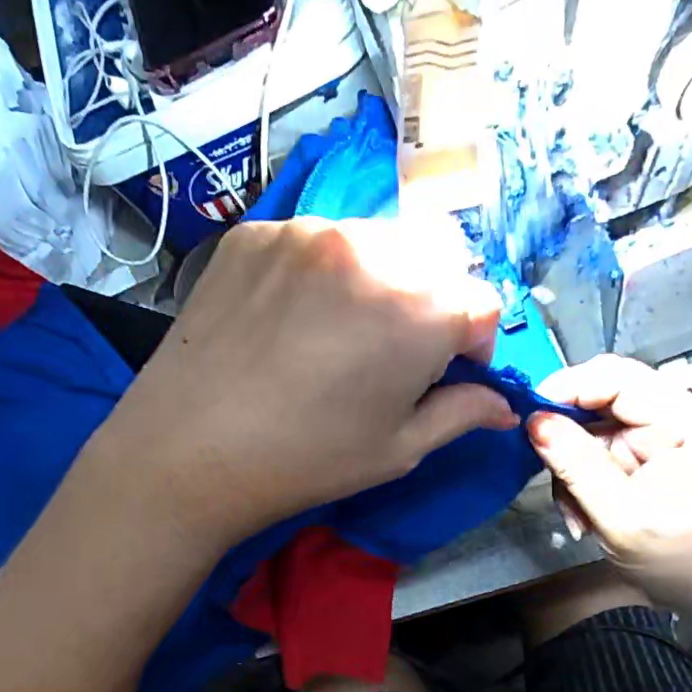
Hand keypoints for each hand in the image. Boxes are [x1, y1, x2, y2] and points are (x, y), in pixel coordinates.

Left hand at [96, 218, 518, 541]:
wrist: (188, 450)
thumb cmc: (307, 460)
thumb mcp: (399, 449)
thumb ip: (462, 414)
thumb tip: (504, 407)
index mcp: (420, 306)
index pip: (482, 302)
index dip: (471, 344)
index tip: (444, 375)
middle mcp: (372, 248)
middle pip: (437, 258)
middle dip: (434, 299)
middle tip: (395, 350)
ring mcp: (307, 231)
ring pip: (378, 241)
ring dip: (381, 279)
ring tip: (339, 333)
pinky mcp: (256, 232)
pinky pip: (316, 240)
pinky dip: (323, 272)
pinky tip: (291, 320)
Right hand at [527, 356, 691, 627]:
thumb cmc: (688, 563)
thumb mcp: (625, 517)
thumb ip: (578, 466)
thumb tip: (533, 420)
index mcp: (689, 418)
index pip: (616, 377)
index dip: (566, 389)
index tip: (526, 420)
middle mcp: (681, 416)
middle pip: (603, 405)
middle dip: (570, 447)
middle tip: (556, 486)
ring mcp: (668, 439)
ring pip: (596, 436)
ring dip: (577, 476)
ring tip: (582, 521)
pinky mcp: (656, 460)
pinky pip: (606, 458)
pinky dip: (589, 487)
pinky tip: (591, 519)